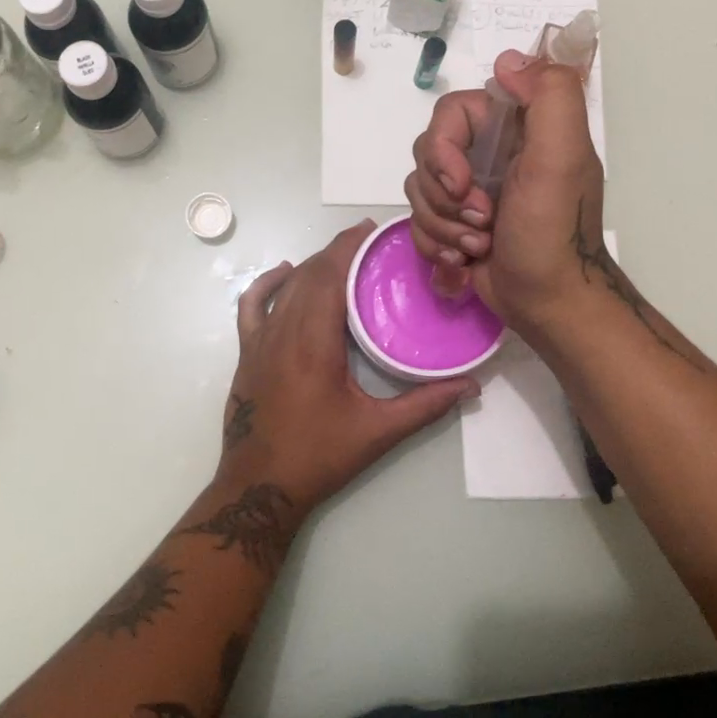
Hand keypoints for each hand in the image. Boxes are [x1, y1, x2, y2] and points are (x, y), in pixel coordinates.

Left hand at [215, 221, 479, 510]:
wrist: (258, 488)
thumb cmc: (318, 457)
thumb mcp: (377, 432)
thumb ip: (424, 405)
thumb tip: (470, 385)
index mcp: (313, 343)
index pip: (329, 277)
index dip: (348, 248)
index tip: (371, 230)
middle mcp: (282, 333)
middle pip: (309, 275)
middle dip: (336, 251)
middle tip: (367, 239)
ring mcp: (258, 342)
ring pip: (283, 288)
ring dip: (310, 265)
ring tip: (338, 254)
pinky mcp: (246, 354)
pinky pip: (251, 307)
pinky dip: (267, 285)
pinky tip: (284, 274)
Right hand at [406, 50, 605, 334]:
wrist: (549, 302)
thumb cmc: (553, 231)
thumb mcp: (564, 157)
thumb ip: (549, 95)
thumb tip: (507, 59)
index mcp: (514, 130)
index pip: (449, 113)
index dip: (443, 148)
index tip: (461, 182)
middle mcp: (488, 155)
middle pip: (427, 154)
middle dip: (444, 196)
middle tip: (479, 221)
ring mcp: (470, 192)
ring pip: (419, 190)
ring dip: (442, 224)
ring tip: (476, 246)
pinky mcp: (455, 225)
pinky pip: (419, 222)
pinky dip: (436, 243)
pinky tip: (464, 260)